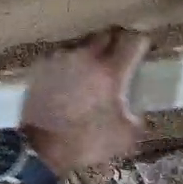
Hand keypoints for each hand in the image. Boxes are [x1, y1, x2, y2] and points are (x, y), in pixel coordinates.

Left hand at [20, 28, 150, 174]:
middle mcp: (87, 57)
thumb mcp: (124, 137)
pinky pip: (62, 56)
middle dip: (116, 41)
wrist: (39, 149)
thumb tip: (138, 110)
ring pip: (83, 44)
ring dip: (91, 53)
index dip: (141, 42)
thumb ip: (137, 118)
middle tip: (119, 56)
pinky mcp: (43, 65)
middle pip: (107, 34)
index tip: (143, 47)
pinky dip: (70, 63)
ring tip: (92, 69)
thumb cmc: (85, 142)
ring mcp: (62, 58)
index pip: (133, 41)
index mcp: (110, 72)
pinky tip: (69, 79)